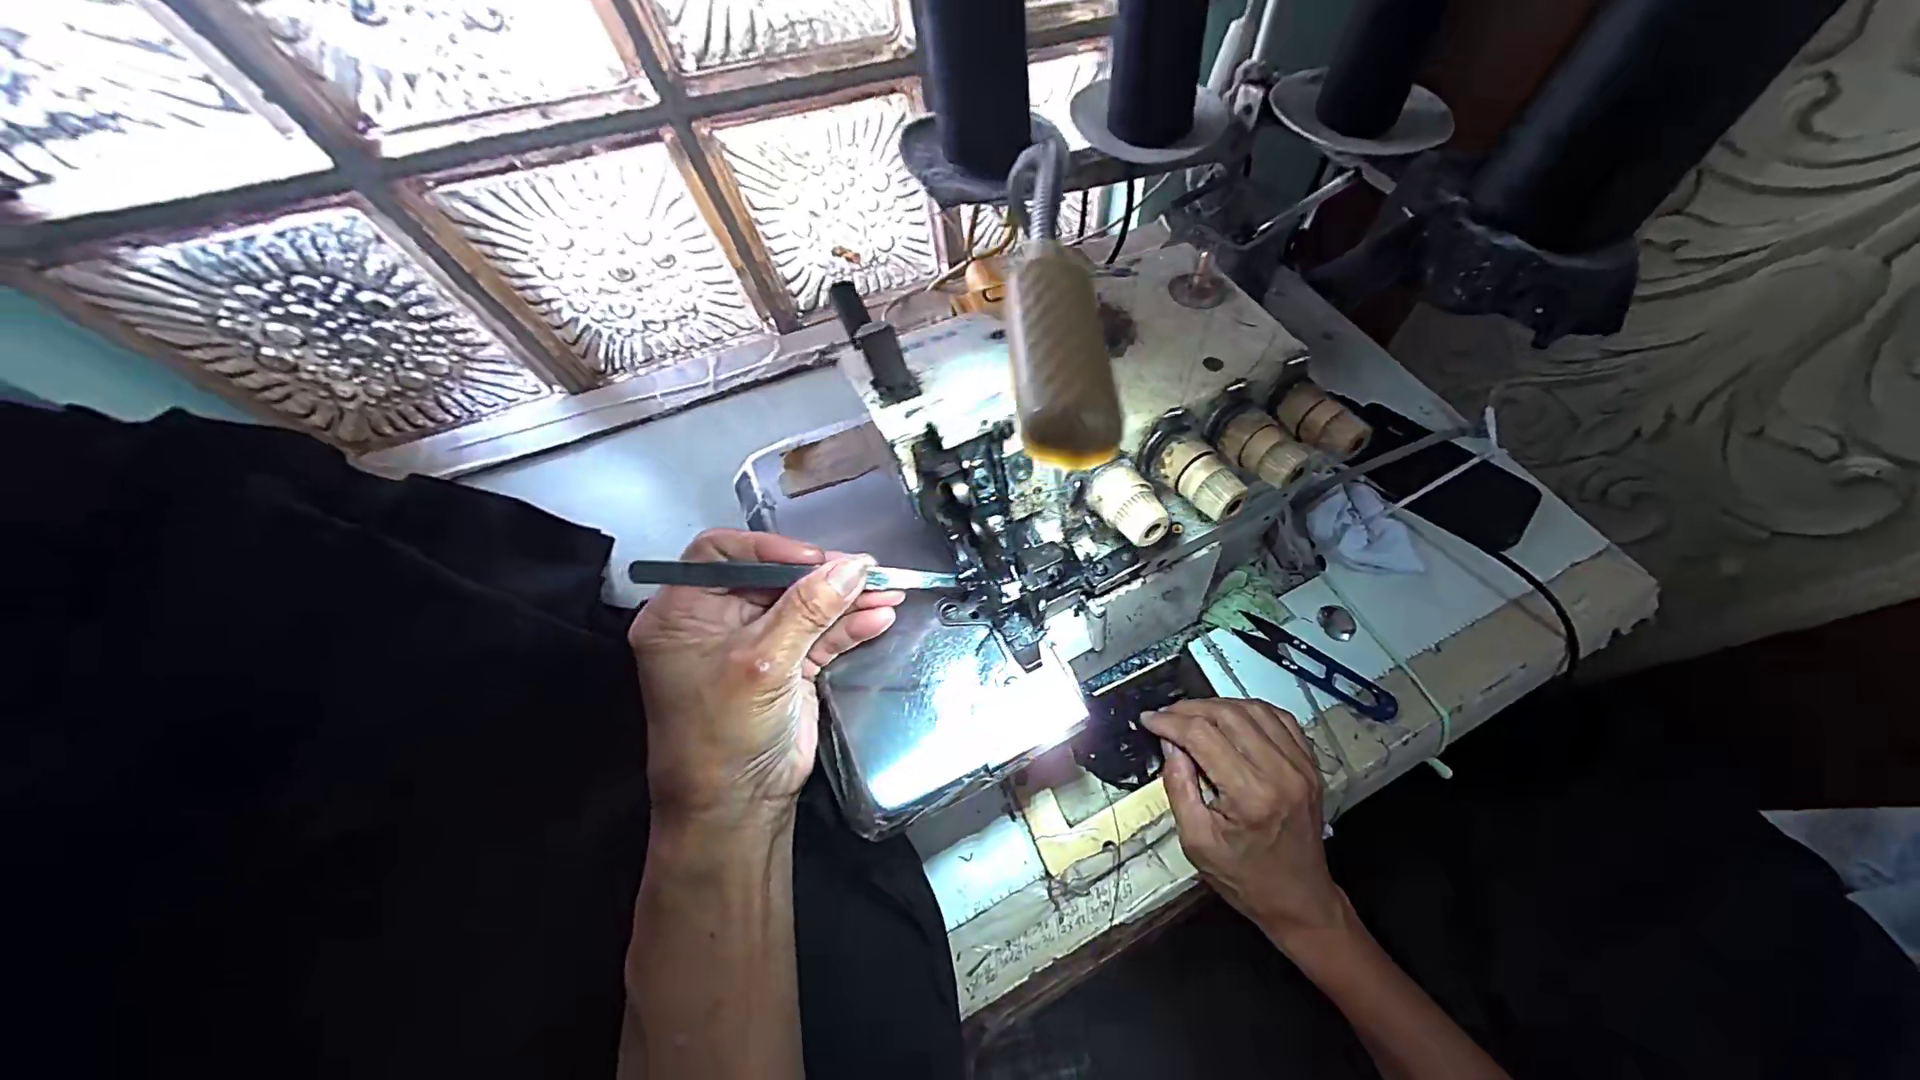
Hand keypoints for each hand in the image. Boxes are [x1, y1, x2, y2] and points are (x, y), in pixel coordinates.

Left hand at [627, 529, 903, 828]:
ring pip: (804, 605)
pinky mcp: (788, 665)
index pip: (721, 553)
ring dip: (846, 599)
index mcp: (685, 613)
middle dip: (821, 574)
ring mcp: (756, 643)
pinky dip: (850, 626)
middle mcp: (717, 621)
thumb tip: (852, 567)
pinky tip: (878, 618)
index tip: (813, 558)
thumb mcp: (761, 663)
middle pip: (773, 577)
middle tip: (865, 571)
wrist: (738, 807)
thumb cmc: (721, 738)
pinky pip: (821, 634)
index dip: (768, 549)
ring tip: (887, 590)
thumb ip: (808, 609)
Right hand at [1142, 699, 1348, 946]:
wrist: (1298, 900)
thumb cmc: (1245, 877)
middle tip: (1165, 716)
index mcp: (1251, 796)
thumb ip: (1178, 786)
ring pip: (1253, 709)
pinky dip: (1249, 710)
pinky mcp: (1309, 764)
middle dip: (1188, 709)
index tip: (1149, 720)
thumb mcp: (1196, 841)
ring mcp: (1301, 766)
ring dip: (1217, 705)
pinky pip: (1279, 718)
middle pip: (1227, 715)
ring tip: (1192, 716)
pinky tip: (1229, 718)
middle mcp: (1281, 773)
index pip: (1203, 735)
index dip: (1170, 722)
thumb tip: (1169, 742)